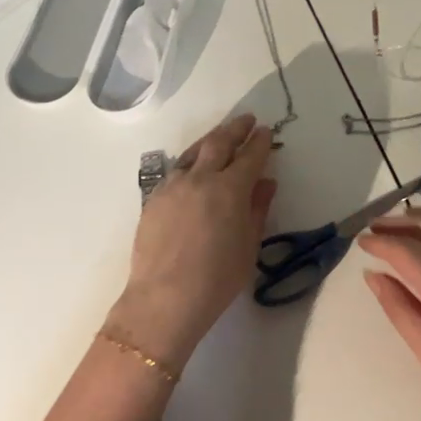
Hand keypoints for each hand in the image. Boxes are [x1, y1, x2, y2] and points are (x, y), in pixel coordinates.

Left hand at [107, 113, 276, 368]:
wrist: (164, 299)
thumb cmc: (216, 279)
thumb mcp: (248, 246)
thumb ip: (257, 209)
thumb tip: (266, 183)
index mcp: (230, 188)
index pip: (249, 156)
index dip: (260, 142)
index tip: (267, 132)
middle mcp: (200, 178)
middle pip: (218, 143)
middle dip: (235, 129)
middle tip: (247, 121)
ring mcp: (172, 186)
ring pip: (193, 152)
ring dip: (210, 140)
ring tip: (220, 136)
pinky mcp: (153, 199)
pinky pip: (175, 171)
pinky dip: (189, 162)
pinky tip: (193, 168)